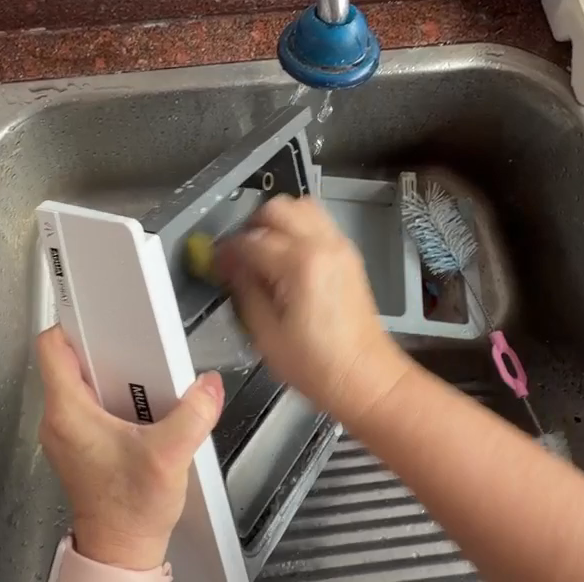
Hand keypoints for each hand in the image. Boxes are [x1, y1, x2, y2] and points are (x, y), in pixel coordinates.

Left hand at [34, 325, 223, 570]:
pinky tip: (140, 404)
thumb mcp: (169, 456)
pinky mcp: (81, 444)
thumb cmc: (128, 514)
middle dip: (104, 347)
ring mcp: (68, 433)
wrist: (122, 552)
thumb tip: (207, 386)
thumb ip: (193, 414)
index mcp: (68, 412)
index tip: (93, 308)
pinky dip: (113, 394)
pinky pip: (89, 402)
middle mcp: (60, 420)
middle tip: (131, 343)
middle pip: (70, 358)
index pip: (51, 346)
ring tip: (140, 374)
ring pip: (81, 380)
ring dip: (110, 373)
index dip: (73, 321)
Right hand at [217, 195, 413, 422]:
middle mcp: (322, 244)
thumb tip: (230, 266)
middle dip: (251, 226)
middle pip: (276, 209)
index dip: (227, 251)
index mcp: (300, 265)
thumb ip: (245, 290)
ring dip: (276, 220)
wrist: (367, 378)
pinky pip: (317, 220)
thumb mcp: (266, 335)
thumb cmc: (317, 365)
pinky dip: (297, 226)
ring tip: (263, 248)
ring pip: (300, 206)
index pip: (251, 240)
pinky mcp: (348, 252)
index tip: (216, 263)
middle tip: (239, 253)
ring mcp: (339, 245)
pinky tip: (286, 254)